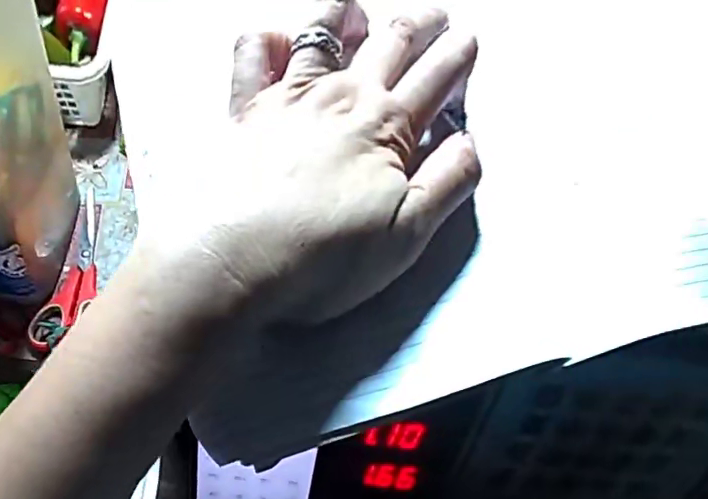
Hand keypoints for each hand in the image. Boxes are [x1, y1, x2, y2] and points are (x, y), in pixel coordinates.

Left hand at [138, 0, 481, 324]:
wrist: (238, 264)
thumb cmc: (322, 261)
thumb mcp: (405, 237)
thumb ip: (448, 184)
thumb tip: (469, 140)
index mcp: (388, 127)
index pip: (439, 74)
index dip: (460, 57)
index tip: (466, 51)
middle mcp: (343, 98)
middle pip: (394, 40)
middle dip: (423, 25)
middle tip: (435, 24)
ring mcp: (290, 99)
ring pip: (325, 30)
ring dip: (349, 15)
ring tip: (360, 16)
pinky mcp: (244, 113)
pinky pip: (253, 52)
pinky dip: (267, 39)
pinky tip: (277, 45)